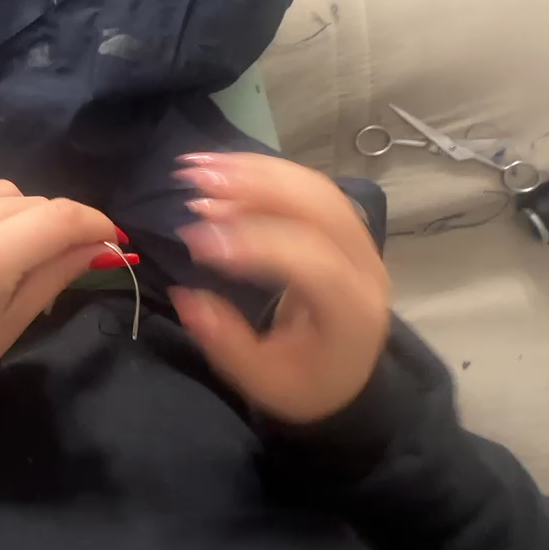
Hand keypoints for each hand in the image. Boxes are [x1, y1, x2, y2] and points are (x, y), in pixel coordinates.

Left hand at [0, 170, 131, 372]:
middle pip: (31, 202)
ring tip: (4, 242)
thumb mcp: (16, 318)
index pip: (57, 219)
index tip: (109, 235)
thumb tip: (105, 244)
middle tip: (51, 254)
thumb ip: (60, 271)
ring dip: (14, 210)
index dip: (93, 222)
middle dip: (52, 226)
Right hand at [169, 154, 390, 422]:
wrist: (347, 376)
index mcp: (351, 310)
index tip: (195, 243)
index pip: (310, 262)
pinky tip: (222, 169)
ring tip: (197, 168)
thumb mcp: (261, 380)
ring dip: (253, 170)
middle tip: (195, 182)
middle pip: (318, 207)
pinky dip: (262, 172)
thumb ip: (226, 342)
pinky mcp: (342, 227)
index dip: (252, 244)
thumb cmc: (305, 382)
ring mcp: (358, 241)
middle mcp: (363, 265)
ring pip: (312, 186)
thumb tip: (185, 296)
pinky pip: (307, 186)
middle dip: (253, 186)